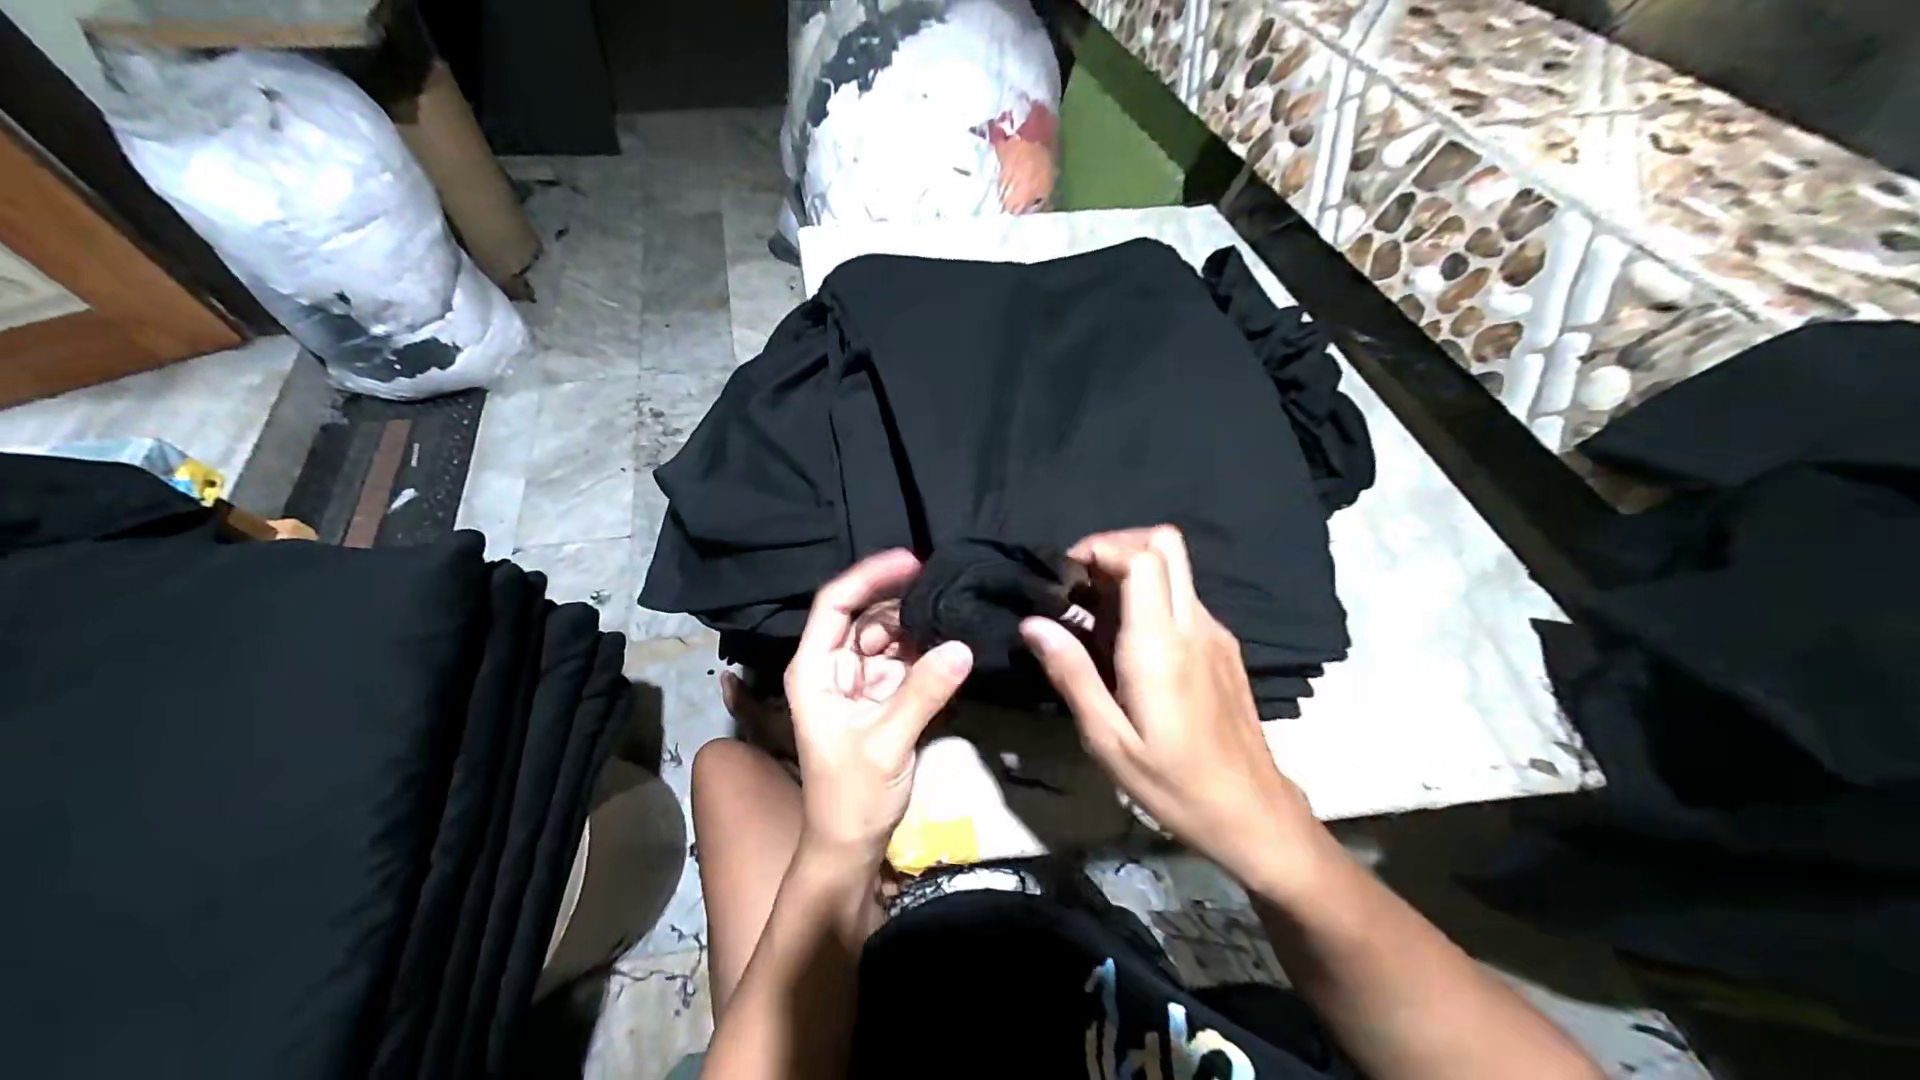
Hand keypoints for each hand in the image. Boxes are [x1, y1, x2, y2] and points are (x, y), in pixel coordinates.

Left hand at [785, 549, 973, 863]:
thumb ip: (923, 694)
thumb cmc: (850, 798)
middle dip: (902, 601)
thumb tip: (962, 647)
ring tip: (955, 614)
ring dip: (918, 626)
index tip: (912, 562)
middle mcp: (833, 667)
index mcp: (815, 670)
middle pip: (866, 615)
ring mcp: (858, 681)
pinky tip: (951, 643)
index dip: (870, 576)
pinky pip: (903, 660)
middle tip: (949, 591)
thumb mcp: (885, 745)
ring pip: (887, 635)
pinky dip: (926, 651)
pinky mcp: (881, 696)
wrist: (849, 846)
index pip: (835, 604)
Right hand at [1020, 526, 1321, 891]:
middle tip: (1080, 578)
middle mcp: (1194, 626)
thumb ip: (1072, 674)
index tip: (1066, 571)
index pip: (1143, 557)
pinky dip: (1149, 596)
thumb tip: (1034, 624)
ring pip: (1176, 568)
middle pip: (1166, 543)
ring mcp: (1215, 633)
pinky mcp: (1223, 647)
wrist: (1252, 812)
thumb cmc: (1173, 782)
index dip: (1102, 547)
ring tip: (1093, 610)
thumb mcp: (1108, 740)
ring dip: (1131, 570)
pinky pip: (1183, 598)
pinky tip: (1126, 641)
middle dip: (1117, 545)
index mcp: (1162, 645)